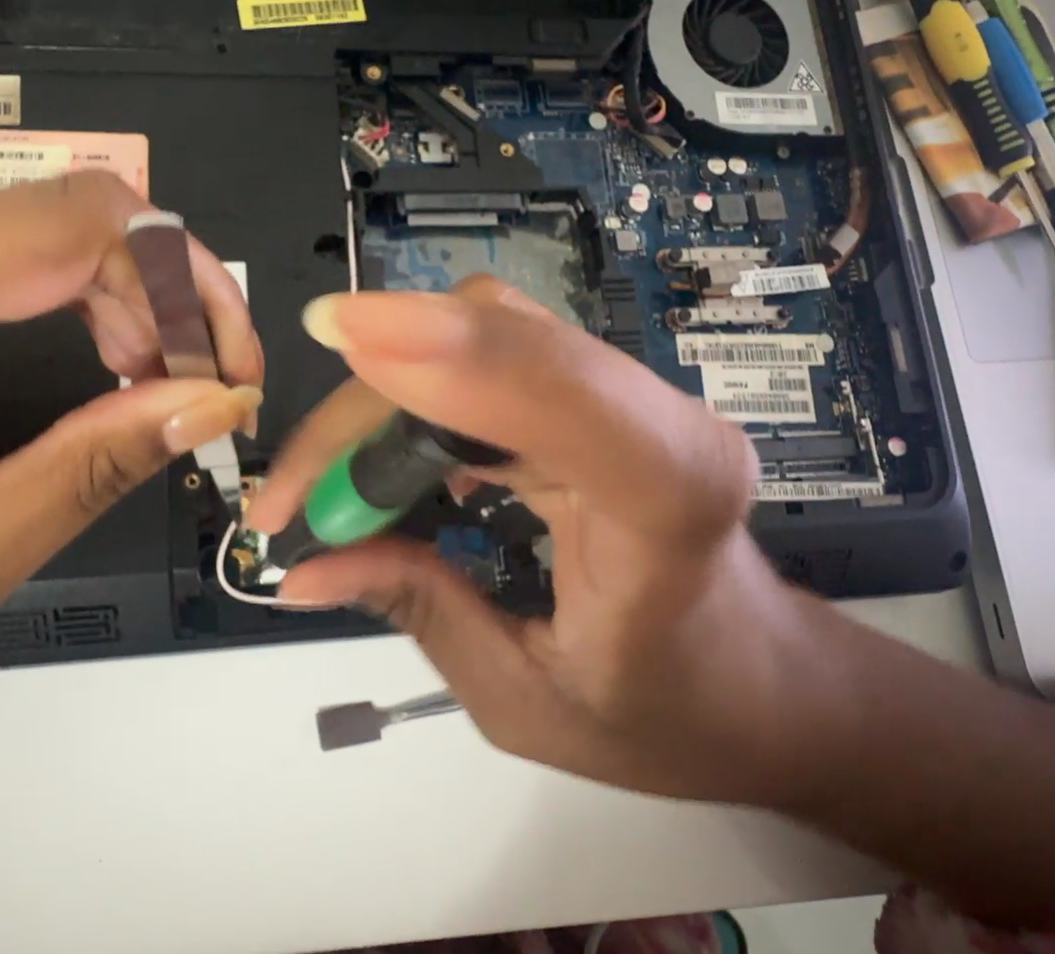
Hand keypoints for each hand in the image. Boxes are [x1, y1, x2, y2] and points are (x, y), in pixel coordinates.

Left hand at [0, 172, 262, 696]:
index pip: (67, 224)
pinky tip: (106, 355)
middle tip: (206, 393)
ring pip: (46, 221)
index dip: (179, 283)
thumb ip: (79, 478)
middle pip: (69, 213)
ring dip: (131, 297)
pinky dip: (81, 293)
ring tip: (160, 385)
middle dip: (168, 297)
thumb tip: (209, 404)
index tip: (227, 374)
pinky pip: (5, 240)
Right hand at [245, 277, 830, 805]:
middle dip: (371, 403)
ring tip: (321, 490)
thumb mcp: (526, 697)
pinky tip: (379, 468)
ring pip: (482, 341)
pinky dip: (414, 404)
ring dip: (381, 400)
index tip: (341, 338)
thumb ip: (420, 611)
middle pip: (492, 348)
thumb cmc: (669, 715)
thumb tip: (303, 570)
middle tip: (290, 498)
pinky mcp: (597, 403)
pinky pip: (488, 368)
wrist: (764, 688)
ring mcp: (631, 403)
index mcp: (668, 503)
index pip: (564, 394)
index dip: (456, 354)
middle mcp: (658, 426)